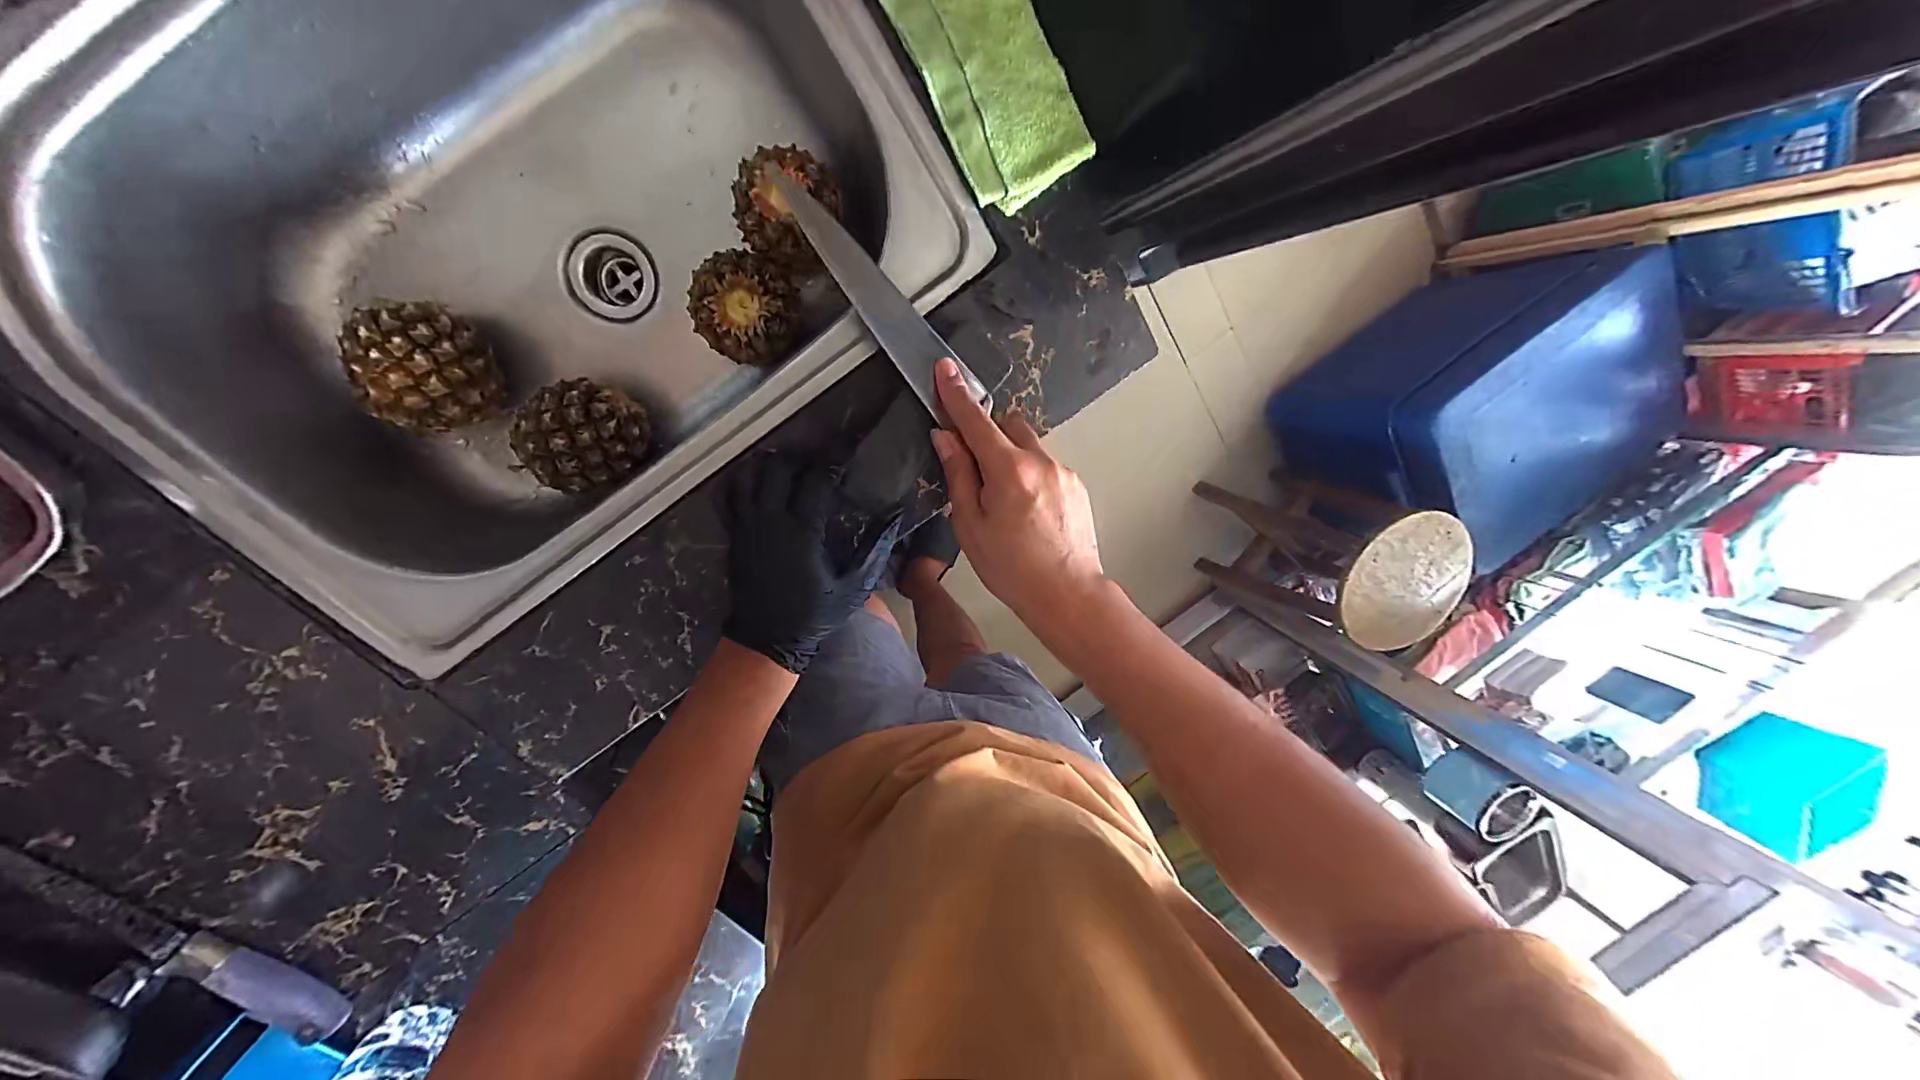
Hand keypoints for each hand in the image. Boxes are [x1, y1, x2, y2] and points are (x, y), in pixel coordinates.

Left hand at [722, 453, 902, 673]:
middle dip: (800, 455)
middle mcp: (771, 520)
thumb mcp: (854, 586)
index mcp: (803, 530)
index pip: (817, 478)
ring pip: (750, 476)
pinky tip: (758, 480)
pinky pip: (731, 495)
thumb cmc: (813, 613)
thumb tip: (895, 519)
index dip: (834, 456)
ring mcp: (748, 525)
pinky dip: (742, 480)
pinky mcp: (735, 534)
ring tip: (787, 462)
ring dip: (769, 463)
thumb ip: (874, 550)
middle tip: (817, 455)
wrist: (766, 637)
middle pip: (780, 468)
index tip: (847, 445)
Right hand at [928, 358, 1104, 620]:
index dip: (956, 394)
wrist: (1067, 594)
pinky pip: (1046, 465)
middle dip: (988, 436)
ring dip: (1011, 460)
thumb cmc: (1015, 569)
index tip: (945, 371)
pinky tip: (1026, 511)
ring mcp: (1063, 473)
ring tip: (1005, 504)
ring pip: (1029, 446)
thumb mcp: (970, 525)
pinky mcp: (1076, 485)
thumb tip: (946, 439)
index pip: (975, 420)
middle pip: (1008, 426)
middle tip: (976, 471)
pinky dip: (1030, 475)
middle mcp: (1041, 463)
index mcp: (1009, 472)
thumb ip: (959, 475)